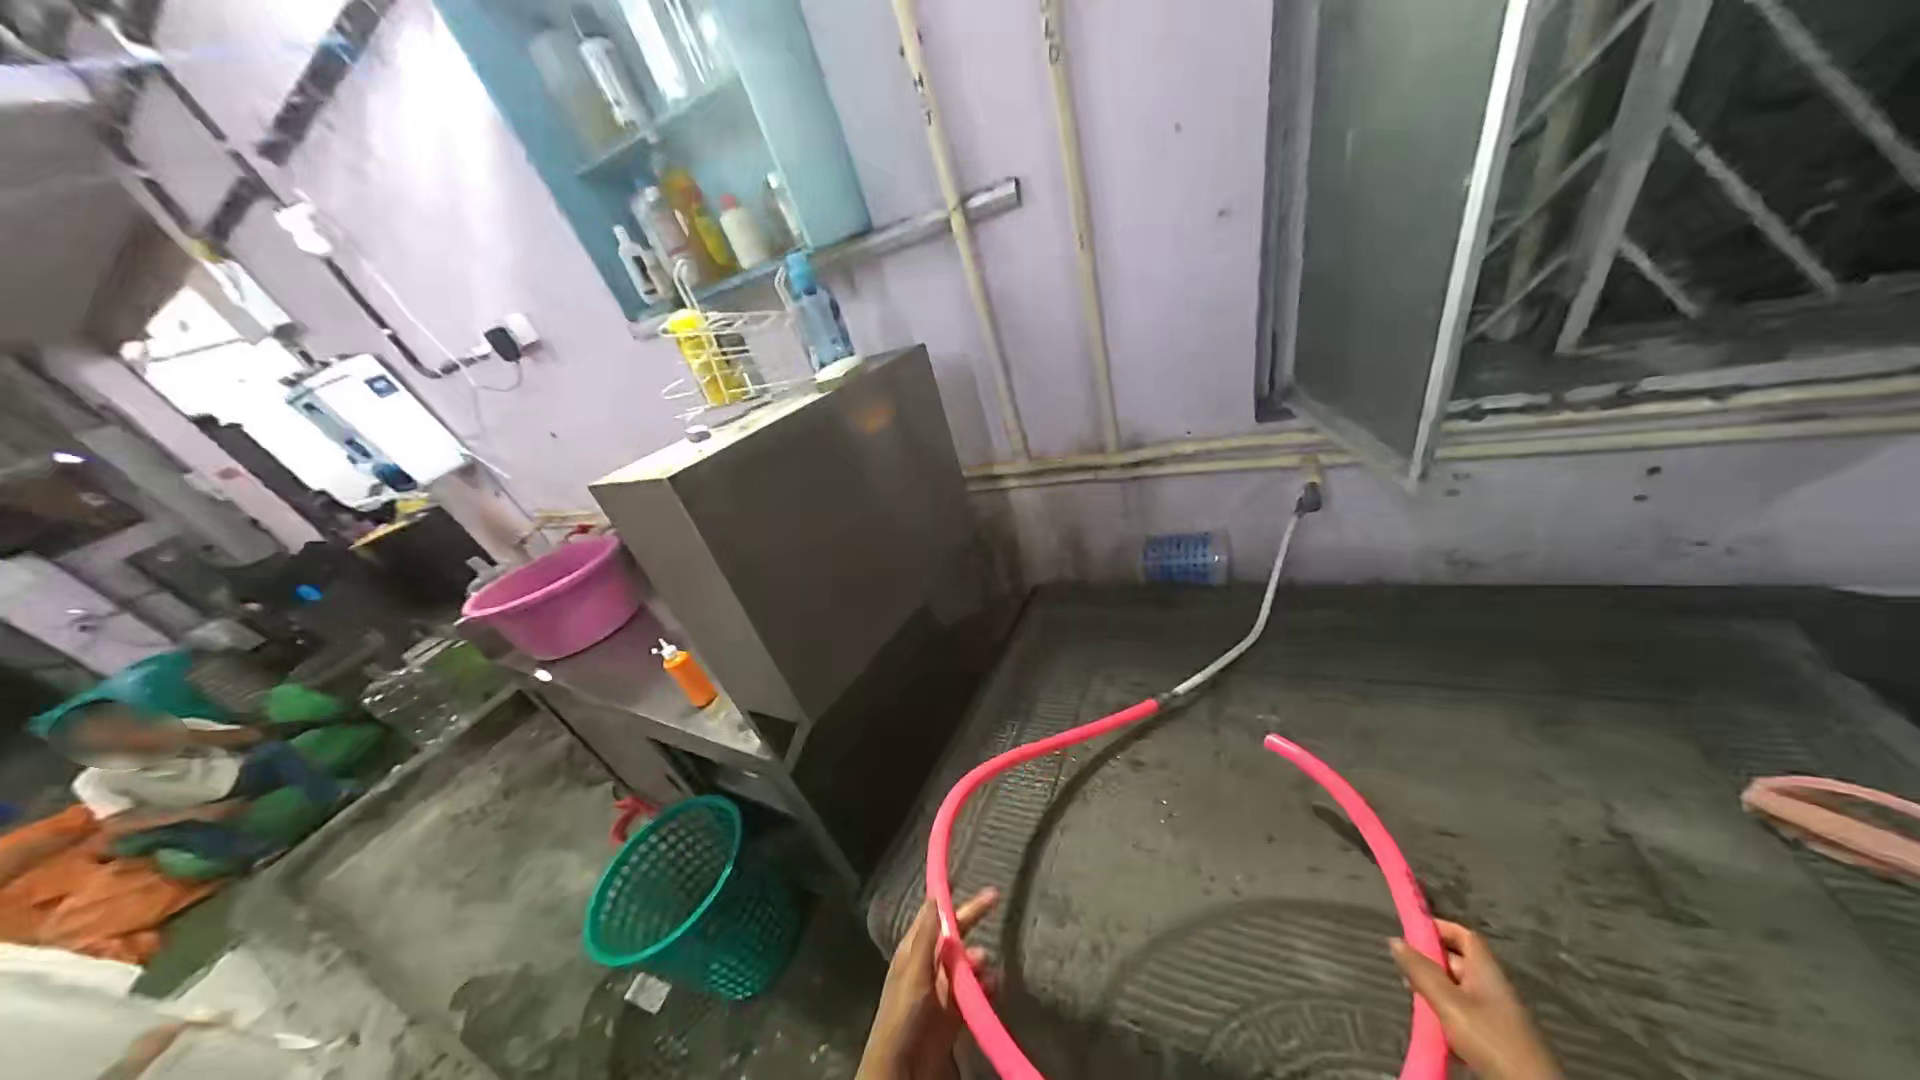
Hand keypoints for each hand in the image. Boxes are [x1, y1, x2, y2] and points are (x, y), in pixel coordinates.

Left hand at [856, 888, 998, 1079]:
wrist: (903, 1069)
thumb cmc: (903, 1015)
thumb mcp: (913, 972)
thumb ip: (926, 936)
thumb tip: (934, 896)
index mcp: (914, 951)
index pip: (936, 917)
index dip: (953, 901)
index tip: (973, 885)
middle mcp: (930, 965)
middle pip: (956, 935)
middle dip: (973, 919)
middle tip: (996, 898)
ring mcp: (944, 988)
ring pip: (968, 963)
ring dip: (979, 959)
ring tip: (984, 964)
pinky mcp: (956, 1011)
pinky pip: (976, 991)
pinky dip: (986, 986)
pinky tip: (993, 986)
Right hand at [1390, 920, 1563, 1079]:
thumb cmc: (1489, 1039)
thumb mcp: (1448, 1002)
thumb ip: (1421, 970)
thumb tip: (1395, 940)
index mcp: (1486, 970)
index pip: (1464, 935)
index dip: (1438, 928)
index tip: (1410, 931)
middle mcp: (1493, 985)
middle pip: (1458, 961)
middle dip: (1429, 961)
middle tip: (1404, 969)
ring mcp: (1497, 1012)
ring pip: (1459, 988)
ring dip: (1435, 988)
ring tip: (1415, 997)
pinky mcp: (1496, 1035)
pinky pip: (1465, 1011)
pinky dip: (1446, 1011)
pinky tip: (1433, 1024)